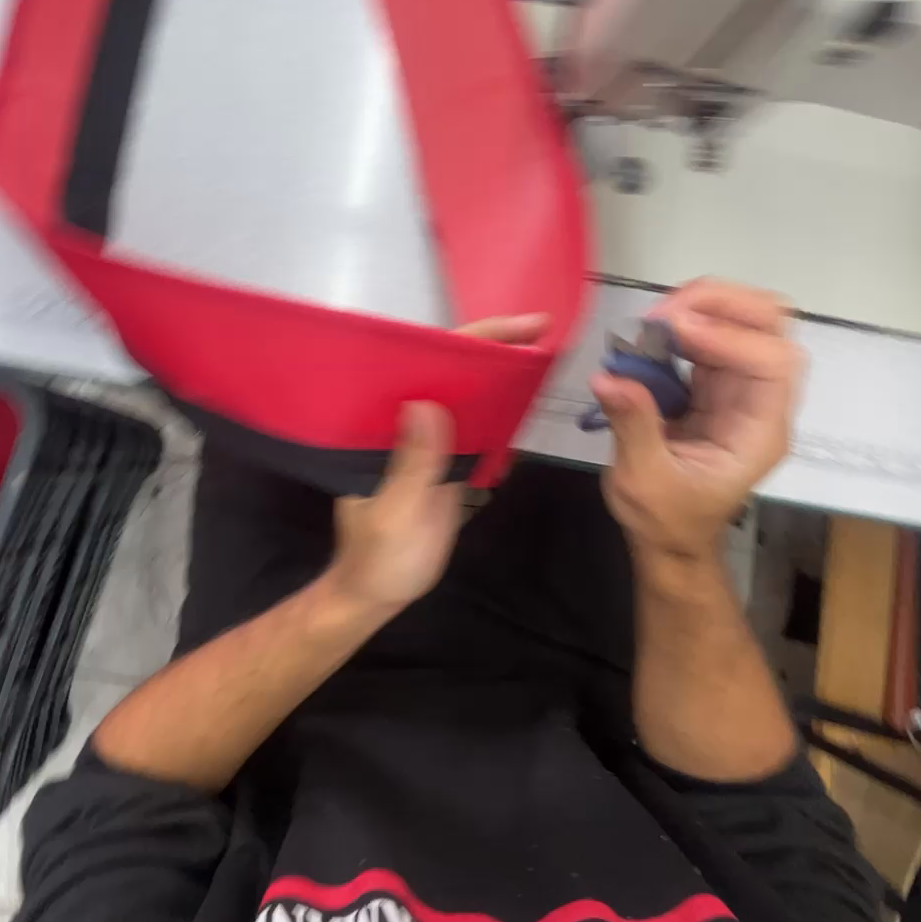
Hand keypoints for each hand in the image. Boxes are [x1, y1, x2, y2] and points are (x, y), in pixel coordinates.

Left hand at [321, 313, 549, 612]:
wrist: (378, 593)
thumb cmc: (378, 558)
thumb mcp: (394, 514)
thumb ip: (411, 465)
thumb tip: (426, 403)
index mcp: (383, 430)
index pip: (423, 369)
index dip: (468, 342)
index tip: (514, 328)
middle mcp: (404, 426)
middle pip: (448, 374)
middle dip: (489, 347)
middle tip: (540, 329)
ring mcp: (425, 444)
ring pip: (461, 398)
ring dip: (496, 376)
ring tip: (542, 352)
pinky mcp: (443, 464)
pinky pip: (471, 430)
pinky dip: (496, 414)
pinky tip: (524, 400)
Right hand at [593, 280, 801, 562]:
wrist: (670, 539)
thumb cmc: (666, 520)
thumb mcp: (643, 482)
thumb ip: (633, 426)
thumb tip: (610, 377)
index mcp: (759, 431)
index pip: (770, 363)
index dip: (726, 337)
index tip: (670, 330)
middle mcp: (760, 402)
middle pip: (771, 326)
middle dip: (721, 304)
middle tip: (663, 313)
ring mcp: (738, 390)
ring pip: (744, 322)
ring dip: (699, 308)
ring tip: (650, 322)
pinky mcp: (712, 385)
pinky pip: (709, 338)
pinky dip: (680, 326)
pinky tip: (647, 337)